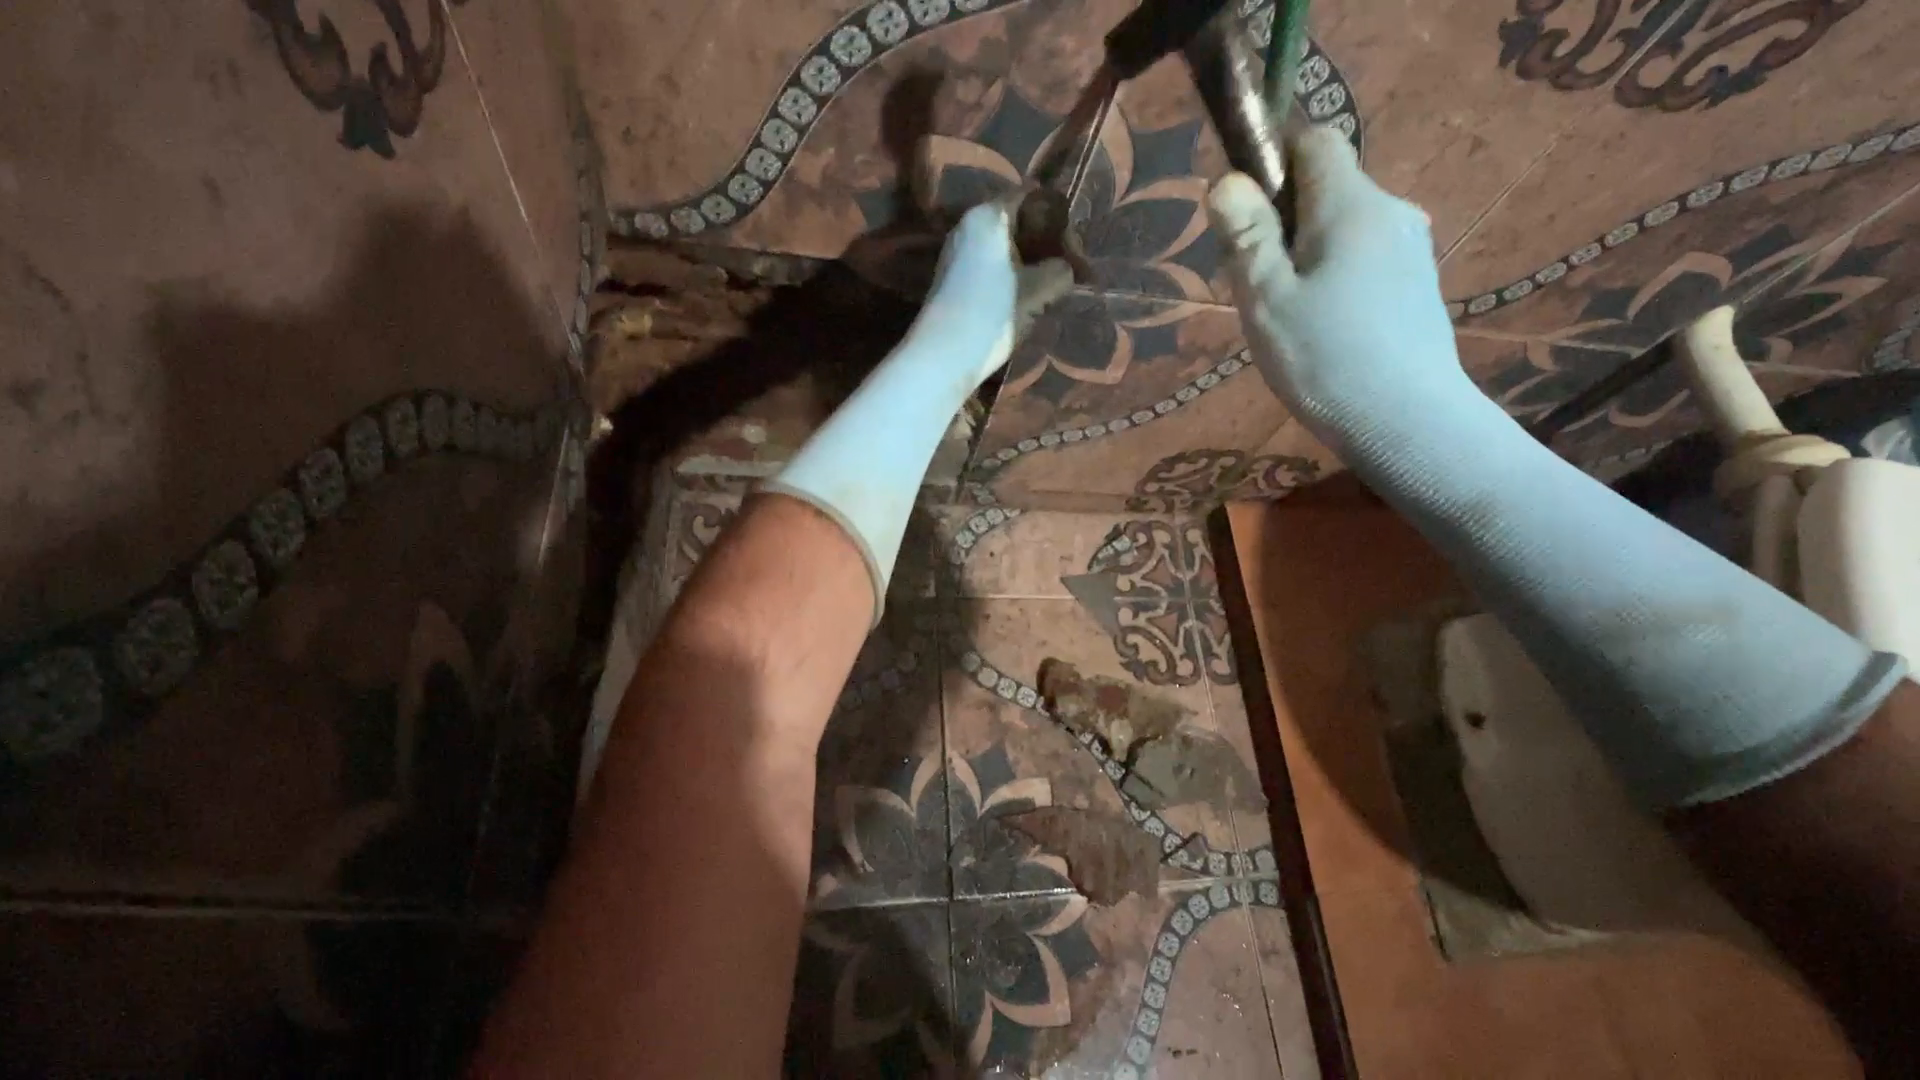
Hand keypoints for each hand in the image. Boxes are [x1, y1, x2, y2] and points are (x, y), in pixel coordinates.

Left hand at [912, 196, 1073, 388]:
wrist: (945, 355)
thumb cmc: (995, 311)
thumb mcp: (1040, 289)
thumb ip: (1061, 269)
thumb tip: (1066, 268)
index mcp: (988, 215)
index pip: (1030, 195)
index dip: (1057, 215)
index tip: (1074, 242)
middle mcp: (967, 226)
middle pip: (1015, 221)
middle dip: (1044, 240)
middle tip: (1068, 265)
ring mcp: (955, 253)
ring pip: (1002, 246)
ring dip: (1028, 260)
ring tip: (1050, 284)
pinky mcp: (951, 280)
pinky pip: (988, 265)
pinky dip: (1009, 273)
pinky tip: (1024, 296)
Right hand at [1206, 127, 1468, 434]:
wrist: (1406, 423)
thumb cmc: (1325, 358)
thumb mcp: (1266, 298)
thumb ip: (1246, 235)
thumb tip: (1227, 179)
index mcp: (1351, 204)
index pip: (1315, 140)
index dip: (1275, 160)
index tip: (1246, 213)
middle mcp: (1391, 211)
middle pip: (1328, 188)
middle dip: (1286, 220)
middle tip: (1259, 285)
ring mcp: (1411, 250)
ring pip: (1346, 228)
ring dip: (1311, 254)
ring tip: (1292, 317)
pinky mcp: (1418, 285)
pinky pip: (1366, 259)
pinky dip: (1338, 277)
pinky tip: (1327, 330)